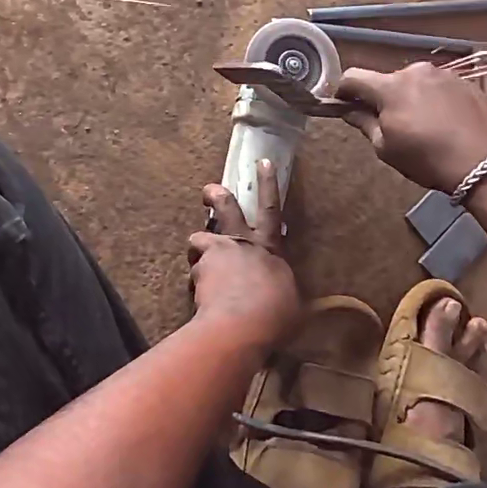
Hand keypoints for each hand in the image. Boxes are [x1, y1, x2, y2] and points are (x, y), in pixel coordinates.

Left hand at [186, 160, 300, 347]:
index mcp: (269, 248)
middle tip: (208, 190)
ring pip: (200, 238)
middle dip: (216, 194)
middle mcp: (242, 243)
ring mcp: (217, 253)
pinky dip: (195, 280)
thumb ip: (285, 292)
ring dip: (199, 249)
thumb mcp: (293, 304)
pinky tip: (201, 298)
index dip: (268, 183)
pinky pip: (193, 271)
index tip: (261, 162)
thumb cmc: (276, 316)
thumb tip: (285, 299)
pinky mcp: (198, 268)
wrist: (242, 325)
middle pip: (226, 207)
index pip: (271, 209)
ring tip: (200, 266)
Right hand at [336, 62, 486, 192]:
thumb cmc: (428, 159)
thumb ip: (364, 123)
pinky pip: (438, 88)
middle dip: (381, 99)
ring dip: (409, 99)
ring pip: (414, 83)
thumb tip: (349, 110)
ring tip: (422, 128)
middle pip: (386, 80)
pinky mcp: (467, 83)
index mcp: (390, 86)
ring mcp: (445, 75)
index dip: (343, 92)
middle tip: (388, 126)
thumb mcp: (386, 148)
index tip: (345, 107)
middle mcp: (416, 71)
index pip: (353, 77)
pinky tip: (444, 125)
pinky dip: (433, 101)